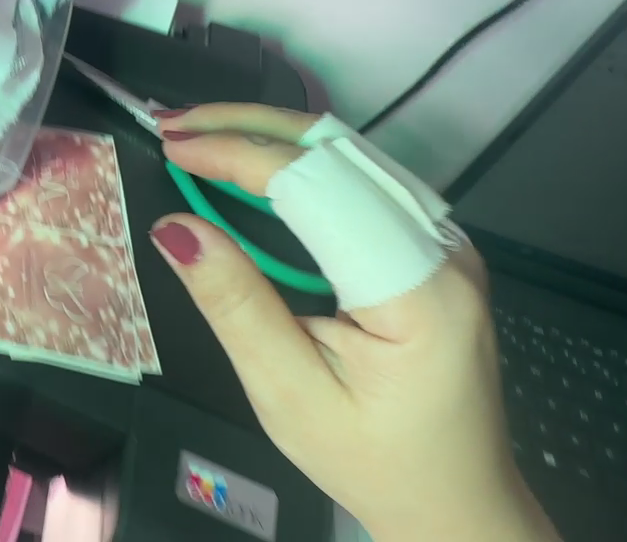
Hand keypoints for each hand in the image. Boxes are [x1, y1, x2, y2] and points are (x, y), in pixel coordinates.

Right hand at [150, 104, 559, 541]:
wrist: (457, 504)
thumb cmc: (373, 459)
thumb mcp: (288, 394)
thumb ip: (234, 305)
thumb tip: (174, 228)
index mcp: (417, 290)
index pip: (315, 188)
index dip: (238, 154)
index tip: (170, 146)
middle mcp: (439, 247)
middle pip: (335, 150)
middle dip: (244, 123)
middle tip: (169, 123)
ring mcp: (435, 239)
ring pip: (342, 151)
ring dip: (261, 130)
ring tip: (192, 130)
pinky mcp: (417, 241)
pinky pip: (347, 174)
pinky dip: (284, 153)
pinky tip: (242, 154)